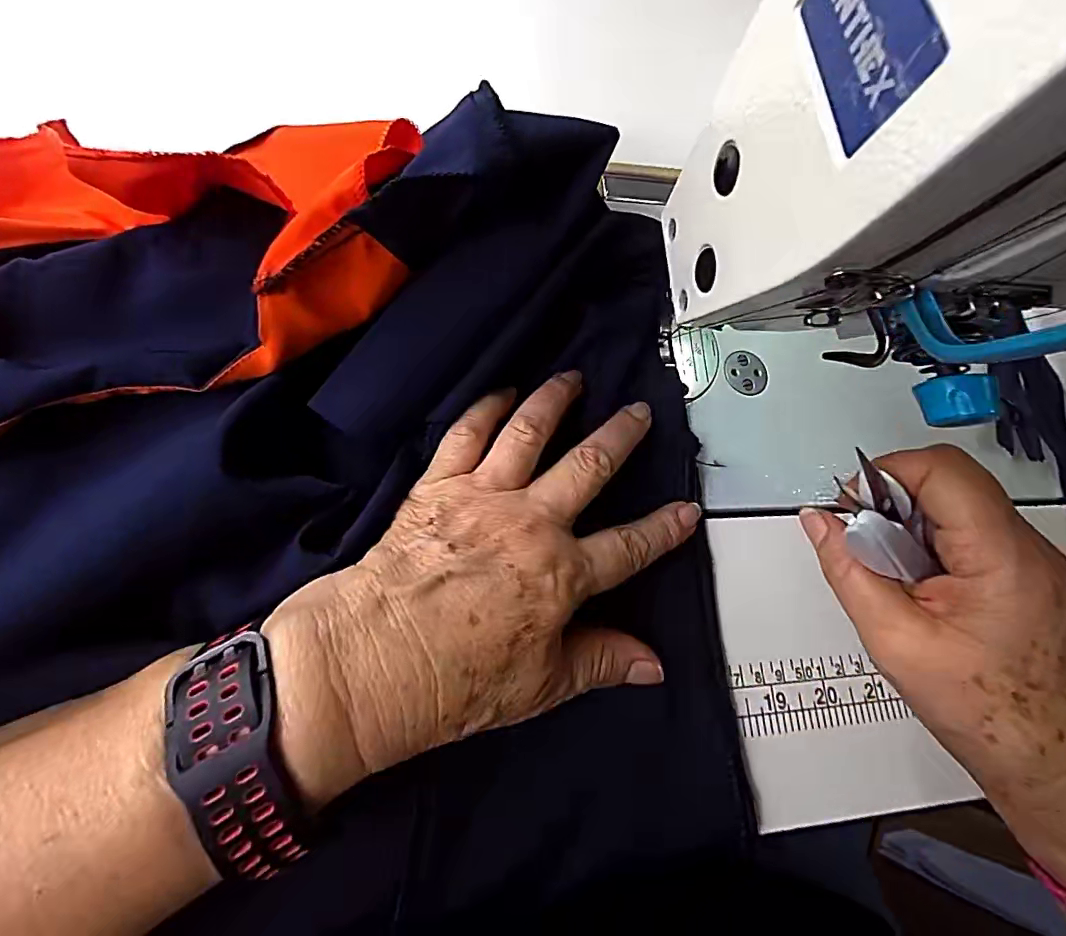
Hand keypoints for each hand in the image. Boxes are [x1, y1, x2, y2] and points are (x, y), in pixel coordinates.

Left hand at [263, 373, 700, 808]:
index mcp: (562, 574)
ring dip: (554, 402)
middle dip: (619, 437)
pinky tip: (501, 393)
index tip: (686, 510)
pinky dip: (485, 408)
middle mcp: (529, 523)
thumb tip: (652, 664)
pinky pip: (466, 435)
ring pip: (529, 434)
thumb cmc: (458, 678)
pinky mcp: (438, 485)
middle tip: (638, 414)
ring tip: (572, 380)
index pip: (628, 547)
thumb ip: (600, 661)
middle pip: (587, 467)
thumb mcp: (541, 684)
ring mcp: (482, 497)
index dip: (663, 529)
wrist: (379, 655)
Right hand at [799, 445, 1065, 899]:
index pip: (941, 469)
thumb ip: (847, 568)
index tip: (854, 508)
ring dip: (910, 525)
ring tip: (894, 575)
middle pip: (949, 482)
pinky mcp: (1031, 577)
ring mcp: (1037, 564)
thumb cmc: (987, 712)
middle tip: (866, 542)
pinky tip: (919, 587)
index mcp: (1005, 559)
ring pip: (958, 506)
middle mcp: (1032, 551)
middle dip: (893, 500)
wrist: (1056, 766)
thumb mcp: (893, 638)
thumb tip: (819, 520)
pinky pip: (972, 534)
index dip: (884, 474)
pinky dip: (932, 545)